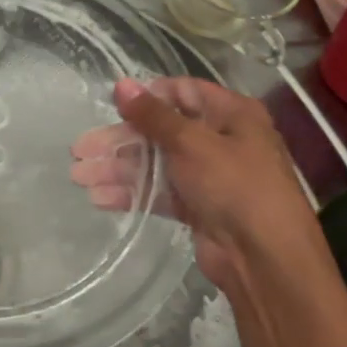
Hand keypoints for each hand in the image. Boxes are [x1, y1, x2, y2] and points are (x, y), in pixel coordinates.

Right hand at [71, 77, 314, 288]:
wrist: (267, 262)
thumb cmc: (235, 186)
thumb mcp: (192, 142)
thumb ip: (152, 115)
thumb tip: (121, 84)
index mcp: (231, 114)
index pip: (181, 92)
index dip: (146, 96)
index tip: (111, 105)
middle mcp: (221, 140)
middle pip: (160, 130)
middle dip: (119, 140)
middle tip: (80, 149)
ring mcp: (209, 176)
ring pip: (155, 163)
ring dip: (118, 168)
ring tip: (79, 176)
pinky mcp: (199, 207)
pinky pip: (159, 192)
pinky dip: (132, 192)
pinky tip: (100, 197)